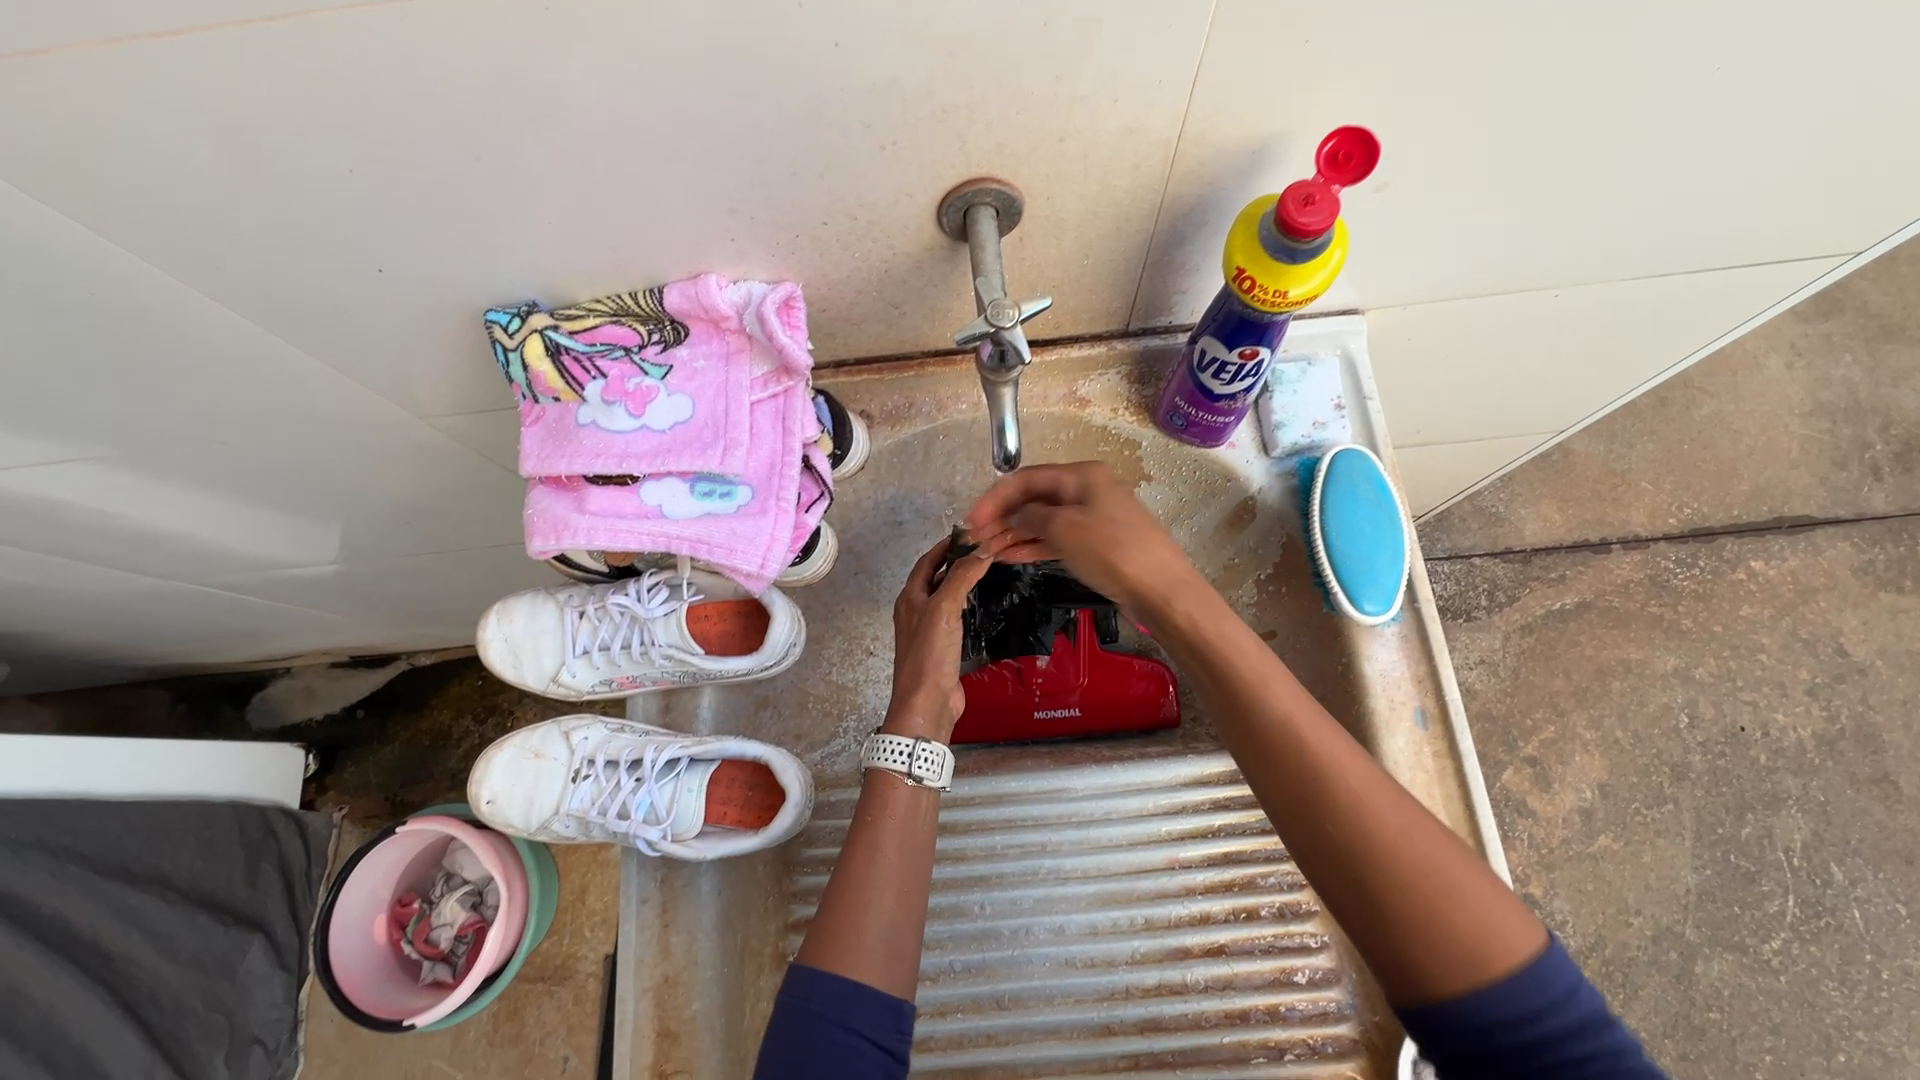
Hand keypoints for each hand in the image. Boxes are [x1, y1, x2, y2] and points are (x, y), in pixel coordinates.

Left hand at [886, 536, 991, 741]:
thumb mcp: (944, 609)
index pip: (927, 562)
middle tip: (986, 552)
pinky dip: (971, 610)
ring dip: (965, 586)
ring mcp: (930, 632)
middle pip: (937, 579)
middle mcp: (917, 612)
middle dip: (958, 564)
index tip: (970, 534)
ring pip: (948, 600)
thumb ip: (961, 577)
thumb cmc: (930, 653)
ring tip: (991, 573)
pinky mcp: (944, 650)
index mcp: (910, 598)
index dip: (946, 546)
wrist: (927, 702)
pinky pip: (958, 621)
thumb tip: (983, 550)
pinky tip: (988, 608)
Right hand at [965, 461, 1198, 617]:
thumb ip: (1030, 517)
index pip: (1026, 478)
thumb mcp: (1063, 529)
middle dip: (1002, 517)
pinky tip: (1010, 556)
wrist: (1161, 589)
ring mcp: (1092, 517)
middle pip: (1034, 498)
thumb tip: (1013, 516)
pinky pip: (1056, 539)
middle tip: (976, 540)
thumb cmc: (1112, 551)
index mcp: (1081, 475)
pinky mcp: (1096, 543)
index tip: (971, 521)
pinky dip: (1032, 546)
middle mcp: (1086, 490)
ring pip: (1043, 521)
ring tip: (987, 552)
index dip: (994, 498)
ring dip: (1014, 534)